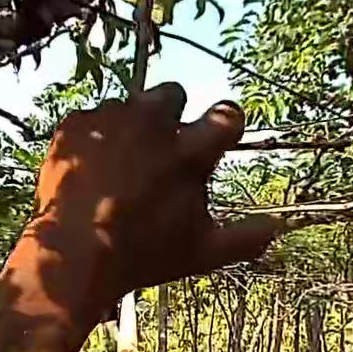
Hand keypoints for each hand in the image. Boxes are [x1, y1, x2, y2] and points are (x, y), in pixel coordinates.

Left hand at [19, 84, 281, 319]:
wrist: (72, 258)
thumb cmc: (142, 258)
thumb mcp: (201, 254)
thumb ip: (245, 238)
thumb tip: (280, 225)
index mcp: (190, 151)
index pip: (226, 114)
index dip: (220, 126)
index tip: (208, 141)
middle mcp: (153, 123)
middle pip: (172, 93)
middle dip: (168, 116)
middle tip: (152, 153)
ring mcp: (111, 120)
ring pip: (127, 106)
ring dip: (127, 127)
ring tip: (114, 167)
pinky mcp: (75, 124)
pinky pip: (90, 119)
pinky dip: (91, 139)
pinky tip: (86, 171)